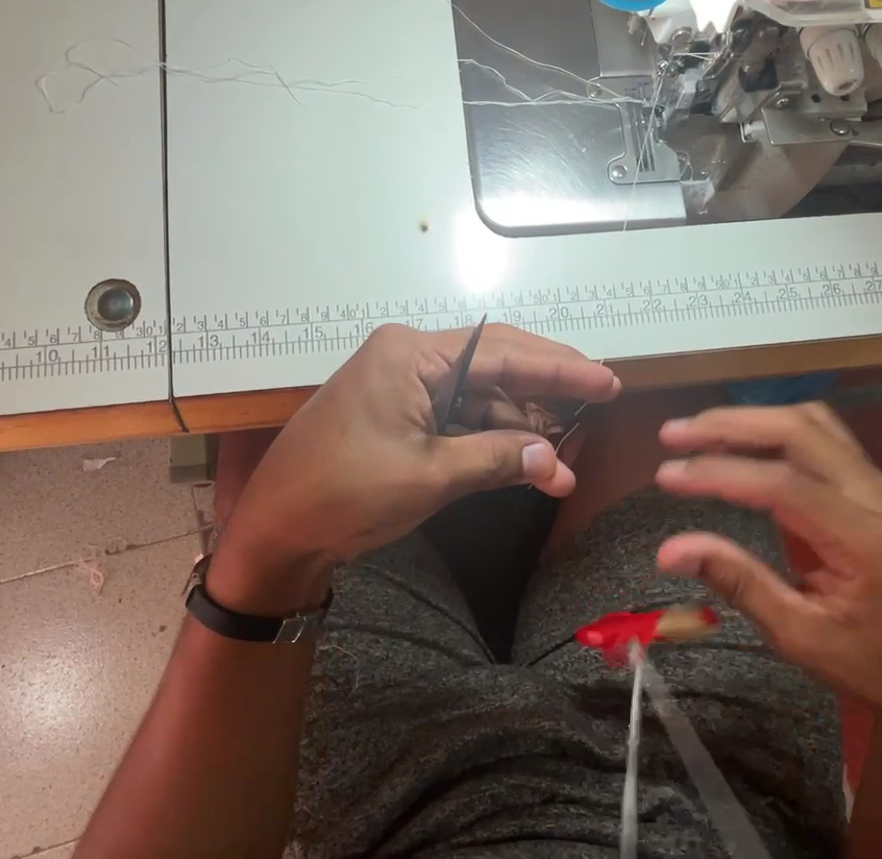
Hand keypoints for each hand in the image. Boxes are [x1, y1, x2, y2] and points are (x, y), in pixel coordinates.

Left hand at [209, 324, 618, 612]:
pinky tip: (526, 466)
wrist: (275, 529)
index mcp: (411, 353)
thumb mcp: (431, 474)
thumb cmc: (347, 493)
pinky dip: (489, 443)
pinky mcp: (396, 415)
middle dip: (544, 393)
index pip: (501, 351)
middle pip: (493, 367)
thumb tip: (555, 459)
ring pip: (477, 398)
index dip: (558, 370)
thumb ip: (498, 458)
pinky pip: (455, 419)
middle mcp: (408, 357)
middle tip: (599, 401)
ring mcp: (401, 386)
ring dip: (518, 431)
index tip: (606, 381)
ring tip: (562, 466)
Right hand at [651, 404, 881, 727]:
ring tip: (697, 433)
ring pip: (812, 423)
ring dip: (751, 420)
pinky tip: (739, 441)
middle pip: (799, 431)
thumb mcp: (801, 635)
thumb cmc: (874, 667)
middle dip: (730, 425)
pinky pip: (822, 437)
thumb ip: (738, 581)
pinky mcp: (875, 485)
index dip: (720, 472)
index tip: (665, 475)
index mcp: (869, 541)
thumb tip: (669, 550)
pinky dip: (773, 431)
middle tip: (672, 435)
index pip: (783, 484)